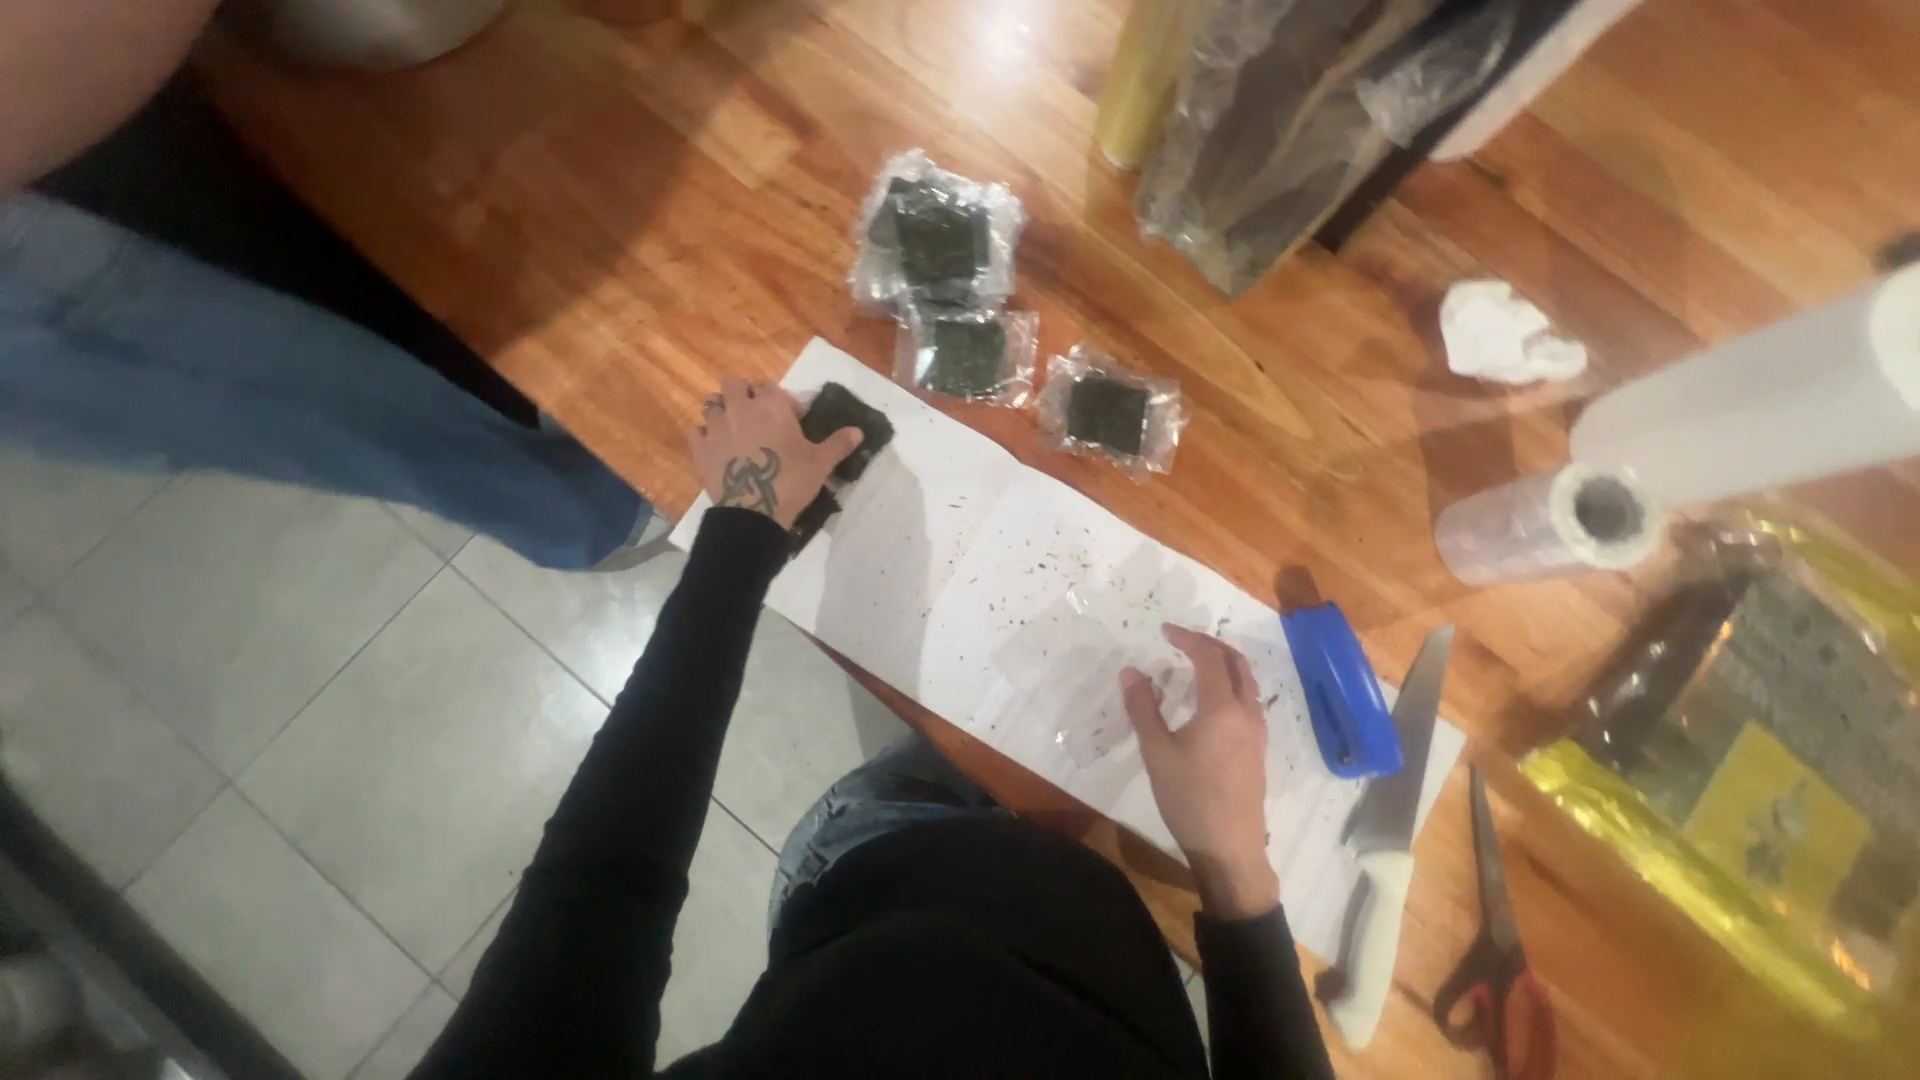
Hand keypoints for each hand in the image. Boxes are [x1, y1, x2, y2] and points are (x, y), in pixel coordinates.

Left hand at [688, 375, 863, 528]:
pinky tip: (715, 446)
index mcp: (771, 406)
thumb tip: (859, 431)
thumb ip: (838, 444)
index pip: (769, 384)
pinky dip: (703, 435)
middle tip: (755, 415)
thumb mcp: (821, 463)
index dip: (778, 398)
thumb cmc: (791, 482)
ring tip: (733, 428)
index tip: (789, 417)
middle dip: (743, 393)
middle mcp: (740, 408)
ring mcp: (716, 427)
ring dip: (721, 410)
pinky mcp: (700, 449)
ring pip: (711, 403)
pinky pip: (696, 431)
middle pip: (732, 383)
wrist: (754, 511)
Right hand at [1122, 624, 1279, 919]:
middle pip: (1237, 663)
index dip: (1187, 639)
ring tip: (1196, 664)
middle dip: (1211, 644)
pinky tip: (1211, 700)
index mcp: (1222, 708)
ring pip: (1248, 682)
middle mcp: (1247, 713)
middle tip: (1182, 641)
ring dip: (1224, 663)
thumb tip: (1130, 672)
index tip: (1165, 631)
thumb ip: (1143, 708)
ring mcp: (1258, 732)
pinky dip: (1232, 684)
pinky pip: (1250, 700)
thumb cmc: (1189, 798)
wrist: (1230, 848)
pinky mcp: (1259, 749)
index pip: (1209, 658)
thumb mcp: (1156, 752)